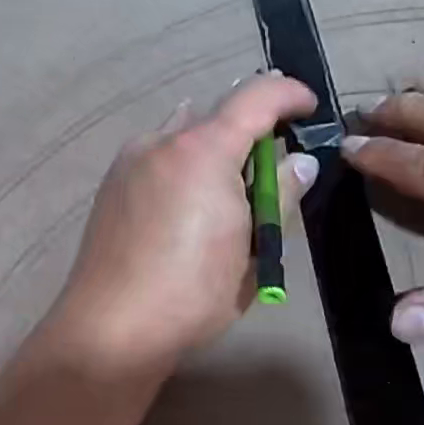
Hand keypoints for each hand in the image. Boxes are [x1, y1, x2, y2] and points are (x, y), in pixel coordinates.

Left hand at [46, 73, 319, 370]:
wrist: (113, 330)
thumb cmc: (195, 294)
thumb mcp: (255, 250)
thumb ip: (279, 197)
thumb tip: (301, 162)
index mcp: (203, 151)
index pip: (255, 97)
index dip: (289, 94)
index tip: (310, 108)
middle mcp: (162, 141)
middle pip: (218, 112)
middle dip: (253, 130)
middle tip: (275, 169)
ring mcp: (130, 160)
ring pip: (185, 133)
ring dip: (217, 148)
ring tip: (233, 194)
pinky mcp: (113, 185)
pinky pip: (161, 155)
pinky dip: (188, 165)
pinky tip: (192, 208)